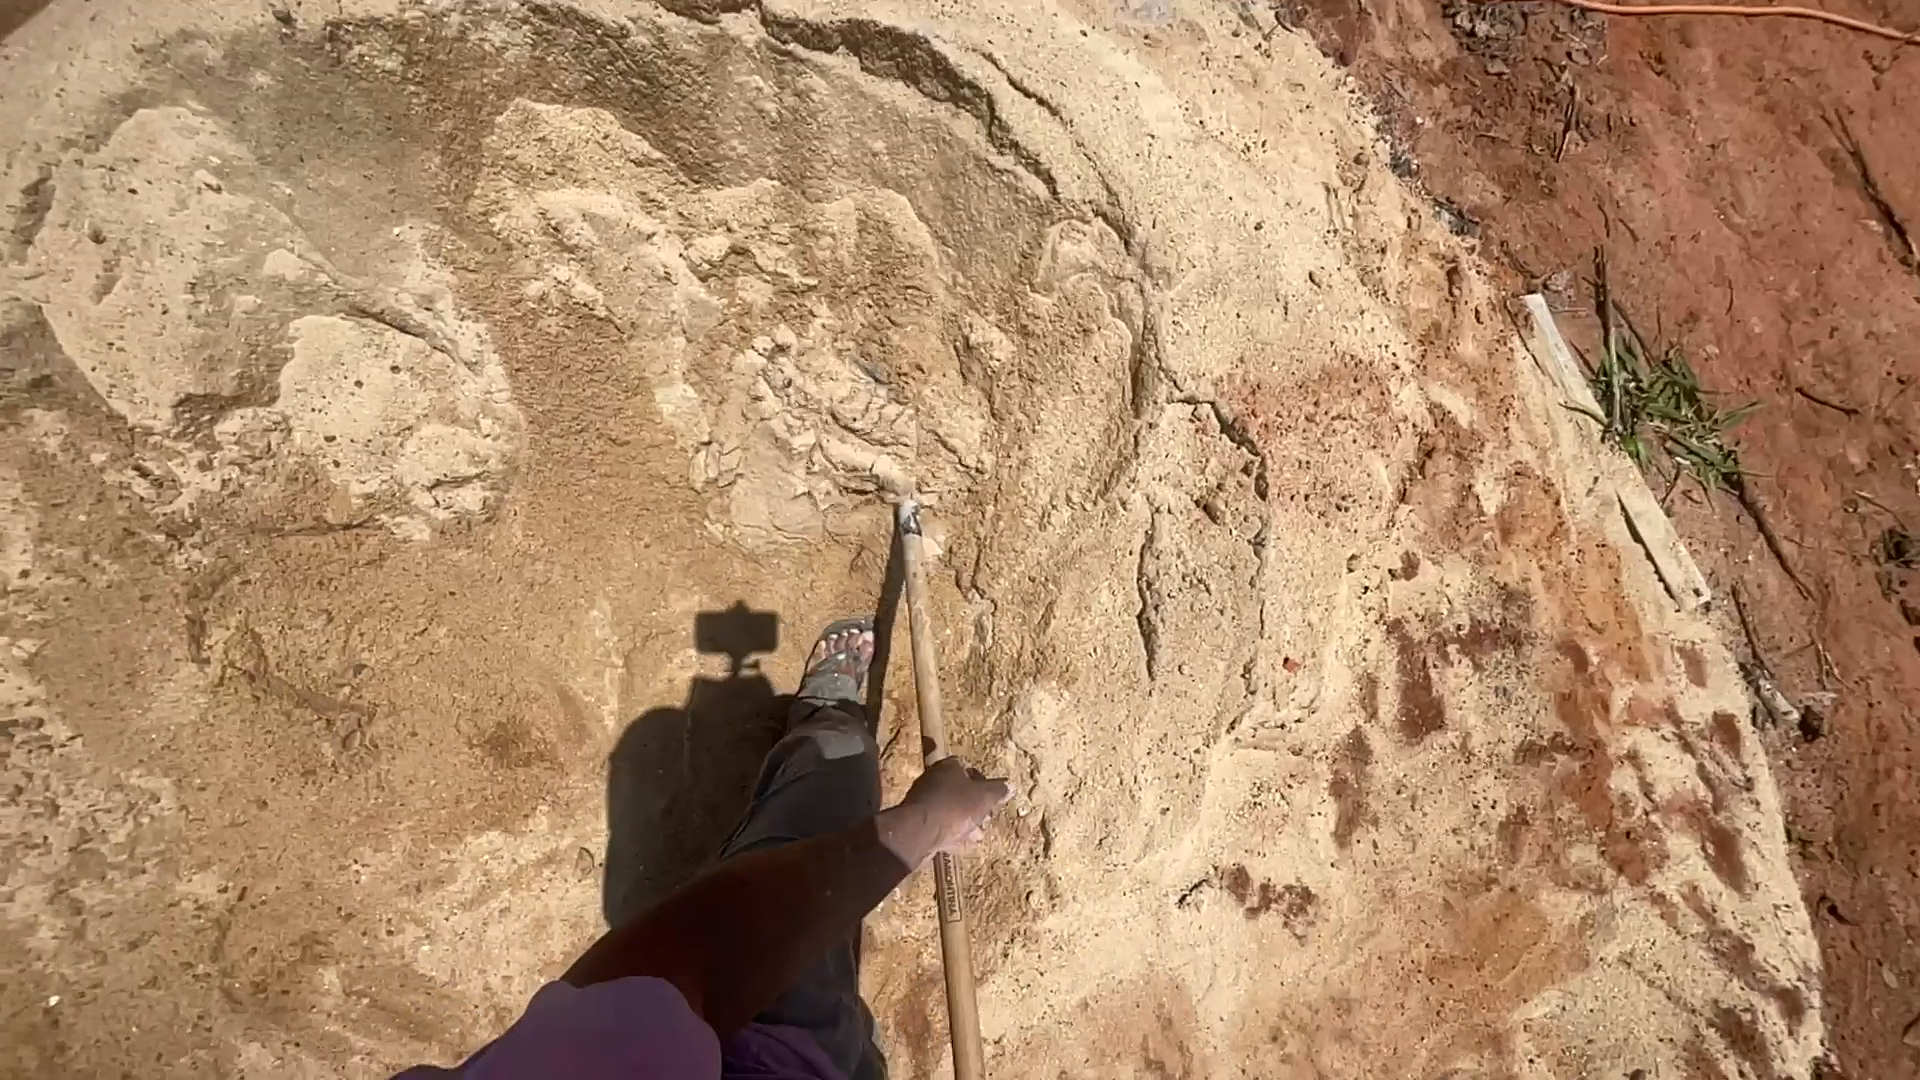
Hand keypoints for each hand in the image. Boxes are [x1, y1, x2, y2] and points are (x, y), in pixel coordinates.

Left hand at [877, 757, 1010, 869]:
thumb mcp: (983, 797)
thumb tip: (1010, 785)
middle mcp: (933, 779)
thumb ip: (997, 791)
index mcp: (948, 767)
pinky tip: (962, 845)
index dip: (981, 783)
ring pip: (950, 810)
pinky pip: (940, 825)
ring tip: (977, 835)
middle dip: (974, 806)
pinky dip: (952, 833)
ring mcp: (924, 801)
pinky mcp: (918, 822)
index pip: (968, 768)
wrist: (920, 831)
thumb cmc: (955, 807)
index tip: (991, 797)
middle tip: (986, 818)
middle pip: (959, 791)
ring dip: (965, 822)